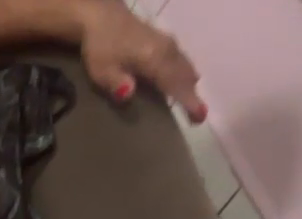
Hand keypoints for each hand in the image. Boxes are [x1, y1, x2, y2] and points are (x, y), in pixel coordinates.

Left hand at [78, 2, 206, 122]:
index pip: (174, 83)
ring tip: (194, 103)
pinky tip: (184, 82)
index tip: (200, 115)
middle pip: (185, 76)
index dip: (187, 100)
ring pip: (186, 67)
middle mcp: (167, 51)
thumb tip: (128, 94)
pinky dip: (185, 74)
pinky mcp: (165, 43)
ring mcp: (168, 45)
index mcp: (154, 58)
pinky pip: (181, 61)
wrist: (103, 19)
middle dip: (192, 95)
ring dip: (190, 84)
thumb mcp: (102, 70)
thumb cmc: (101, 48)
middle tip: (199, 116)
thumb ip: (116, 83)